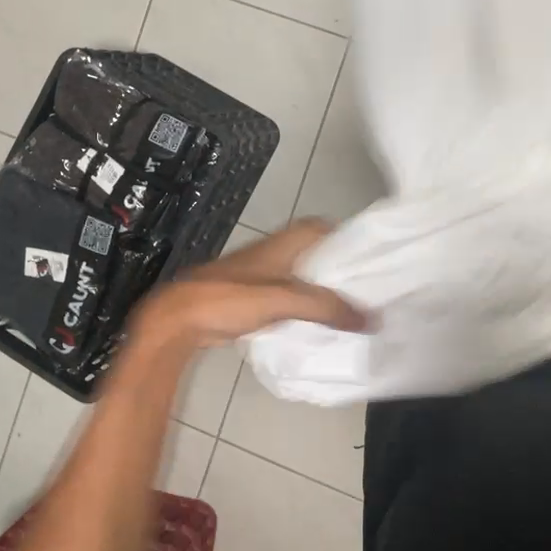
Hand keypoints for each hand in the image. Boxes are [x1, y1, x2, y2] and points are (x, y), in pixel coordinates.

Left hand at [134, 219, 368, 348]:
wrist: (179, 319)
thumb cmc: (230, 298)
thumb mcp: (284, 300)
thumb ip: (325, 308)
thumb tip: (370, 319)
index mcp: (284, 243)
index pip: (322, 227)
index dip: (346, 237)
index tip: (370, 256)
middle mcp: (274, 253)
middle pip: (315, 252)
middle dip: (338, 266)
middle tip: (366, 287)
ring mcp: (260, 275)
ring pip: (301, 275)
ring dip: (321, 287)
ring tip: (348, 307)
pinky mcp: (250, 297)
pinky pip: (287, 296)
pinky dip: (303, 305)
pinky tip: (314, 324)